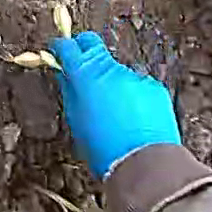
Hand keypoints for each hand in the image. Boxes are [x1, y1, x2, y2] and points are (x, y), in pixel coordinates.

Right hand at [51, 31, 180, 177]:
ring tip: (115, 113)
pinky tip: (134, 118)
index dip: (62, 48)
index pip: (69, 47)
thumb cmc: (104, 150)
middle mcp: (111, 69)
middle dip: (86, 52)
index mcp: (86, 76)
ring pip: (117, 71)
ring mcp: (134, 76)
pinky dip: (133, 96)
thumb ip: (70, 91)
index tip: (59, 50)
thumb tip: (65, 74)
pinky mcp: (152, 86)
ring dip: (113, 83)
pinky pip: (137, 85)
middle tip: (83, 69)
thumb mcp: (76, 121)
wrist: (145, 165)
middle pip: (94, 48)